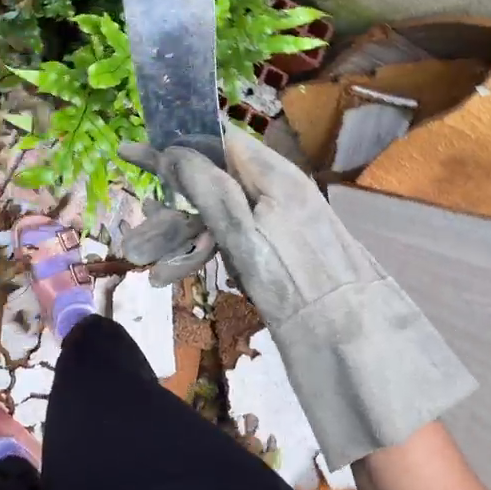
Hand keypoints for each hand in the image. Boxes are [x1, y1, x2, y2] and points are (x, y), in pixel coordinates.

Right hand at [119, 127, 477, 469]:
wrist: (357, 347)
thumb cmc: (295, 282)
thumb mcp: (244, 232)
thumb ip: (208, 187)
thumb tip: (173, 150)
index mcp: (274, 175)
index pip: (217, 142)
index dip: (175, 146)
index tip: (133, 153)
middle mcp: (278, 192)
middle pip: (213, 182)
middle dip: (170, 204)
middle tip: (135, 221)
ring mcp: (282, 224)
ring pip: (220, 216)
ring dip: (180, 234)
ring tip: (143, 260)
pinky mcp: (283, 255)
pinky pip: (235, 242)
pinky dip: (205, 253)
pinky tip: (172, 276)